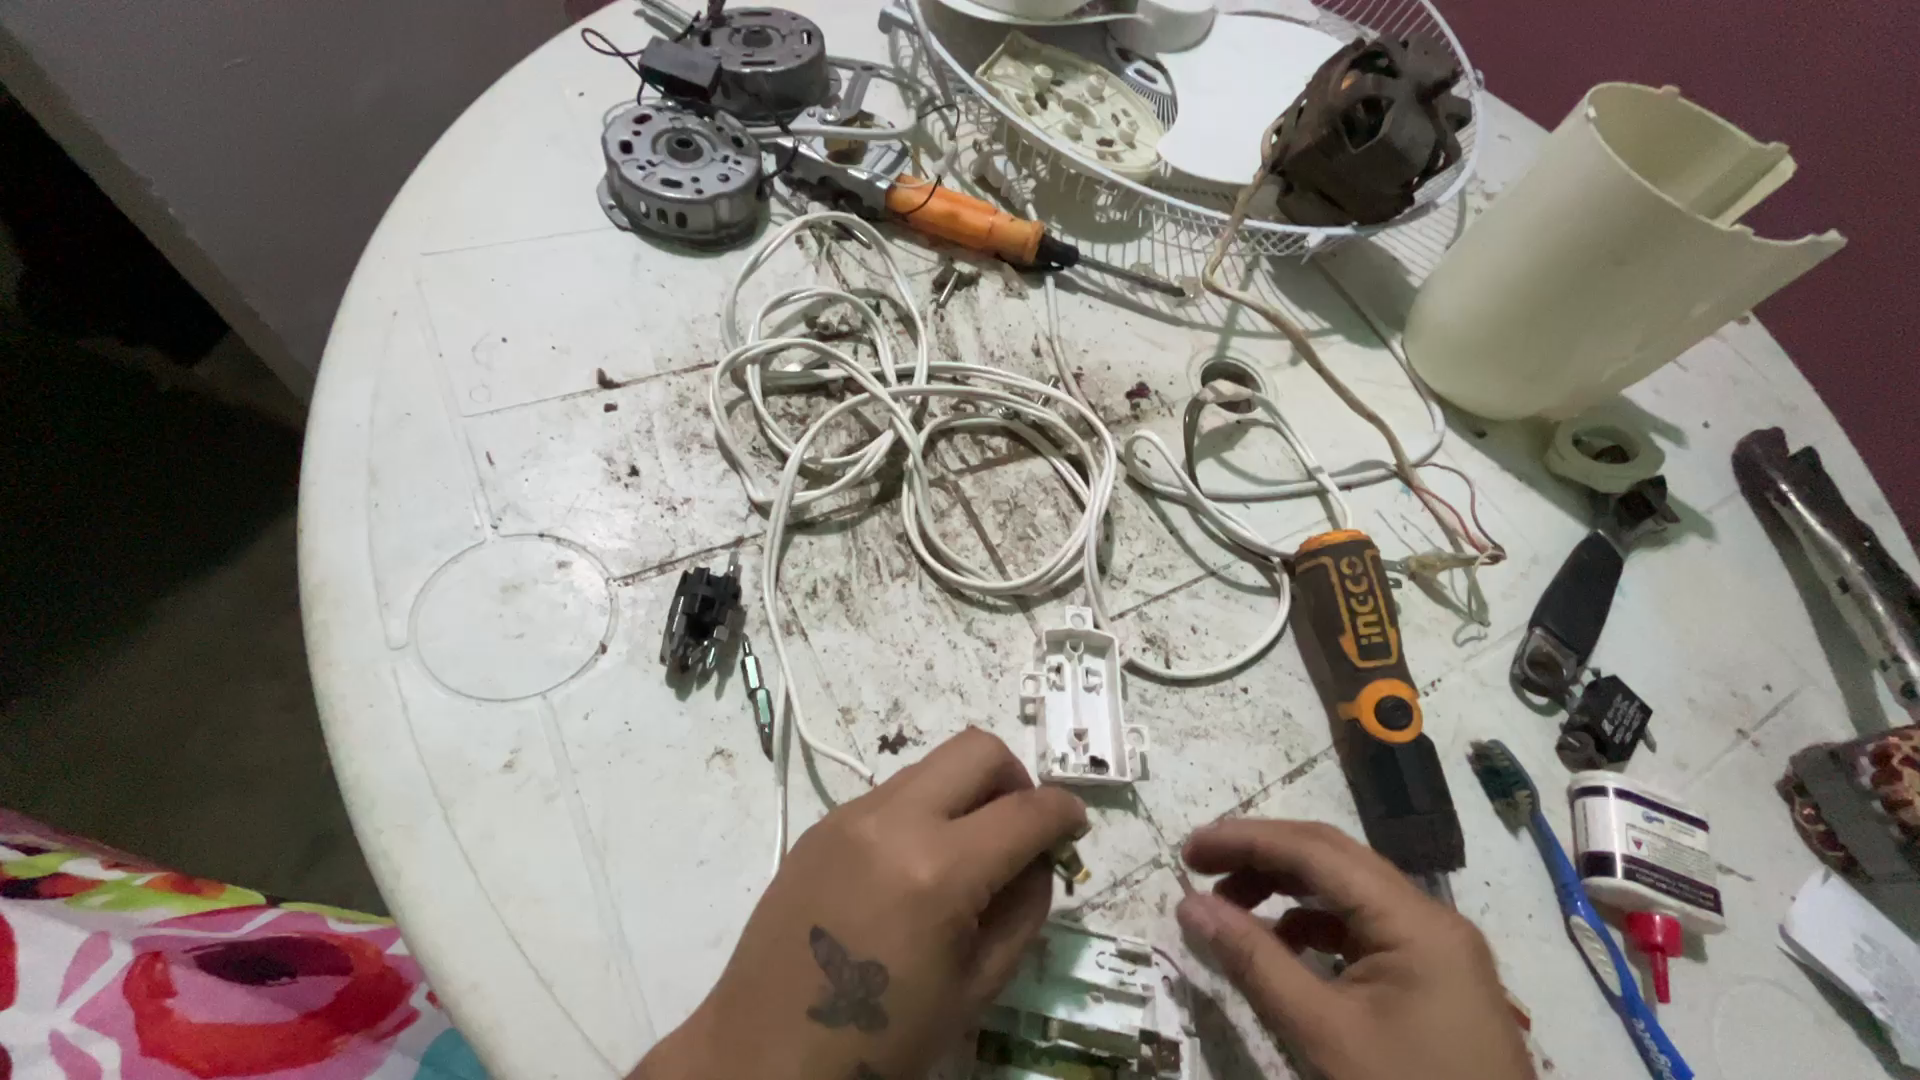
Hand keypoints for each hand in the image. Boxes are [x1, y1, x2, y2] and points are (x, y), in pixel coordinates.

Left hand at [637, 728, 1087, 1079]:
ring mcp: (851, 814)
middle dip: (1015, 778)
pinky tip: (914, 867)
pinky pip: (893, 793)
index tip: (1075, 822)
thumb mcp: (977, 988)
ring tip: (966, 853)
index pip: (1025, 811)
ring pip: (932, 766)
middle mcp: (893, 821)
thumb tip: (1037, 858)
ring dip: (966, 793)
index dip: (1065, 811)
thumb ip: (1023, 910)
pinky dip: (924, 810)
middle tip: (1019, 828)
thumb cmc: (881, 1037)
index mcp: (938, 870)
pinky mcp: (823, 823)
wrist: (762, 1052)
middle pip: (977, 749)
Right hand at [1177, 821, 1532, 1079]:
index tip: (1188, 851)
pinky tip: (1277, 946)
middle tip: (1200, 867)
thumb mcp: (1322, 1033)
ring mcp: (1434, 947)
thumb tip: (1188, 906)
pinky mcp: (1429, 977)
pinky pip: (1359, 925)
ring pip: (1344, 888)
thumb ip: (1253, 961)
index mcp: (1413, 921)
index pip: (1315, 851)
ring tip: (1229, 909)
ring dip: (1282, 887)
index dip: (1245, 841)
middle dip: (1260, 855)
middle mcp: (1429, 917)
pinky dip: (1309, 923)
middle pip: (1331, 857)